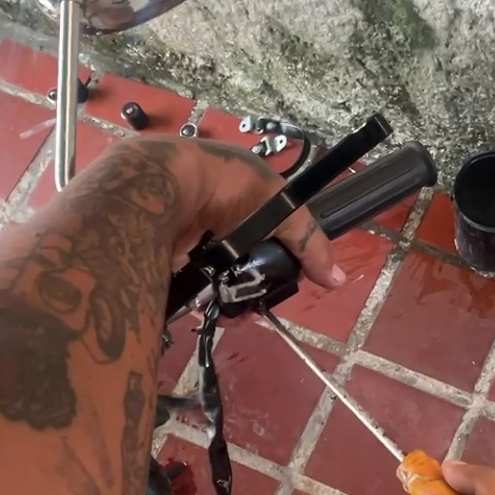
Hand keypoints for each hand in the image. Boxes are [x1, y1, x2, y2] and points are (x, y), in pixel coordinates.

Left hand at [86, 136, 344, 286]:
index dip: (285, 250)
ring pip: (226, 276)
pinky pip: (201, 286)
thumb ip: (309, 241)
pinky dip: (212, 299)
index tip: (290, 273)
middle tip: (265, 295)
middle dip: (260, 279)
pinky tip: (220, 309)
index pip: (275, 227)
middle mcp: (220, 212)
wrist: (158, 190)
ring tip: (242, 309)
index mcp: (244, 190)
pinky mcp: (177, 259)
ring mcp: (197, 237)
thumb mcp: (279, 205)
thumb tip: (336, 279)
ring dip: (238, 294)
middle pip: (250, 256)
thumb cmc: (223, 185)